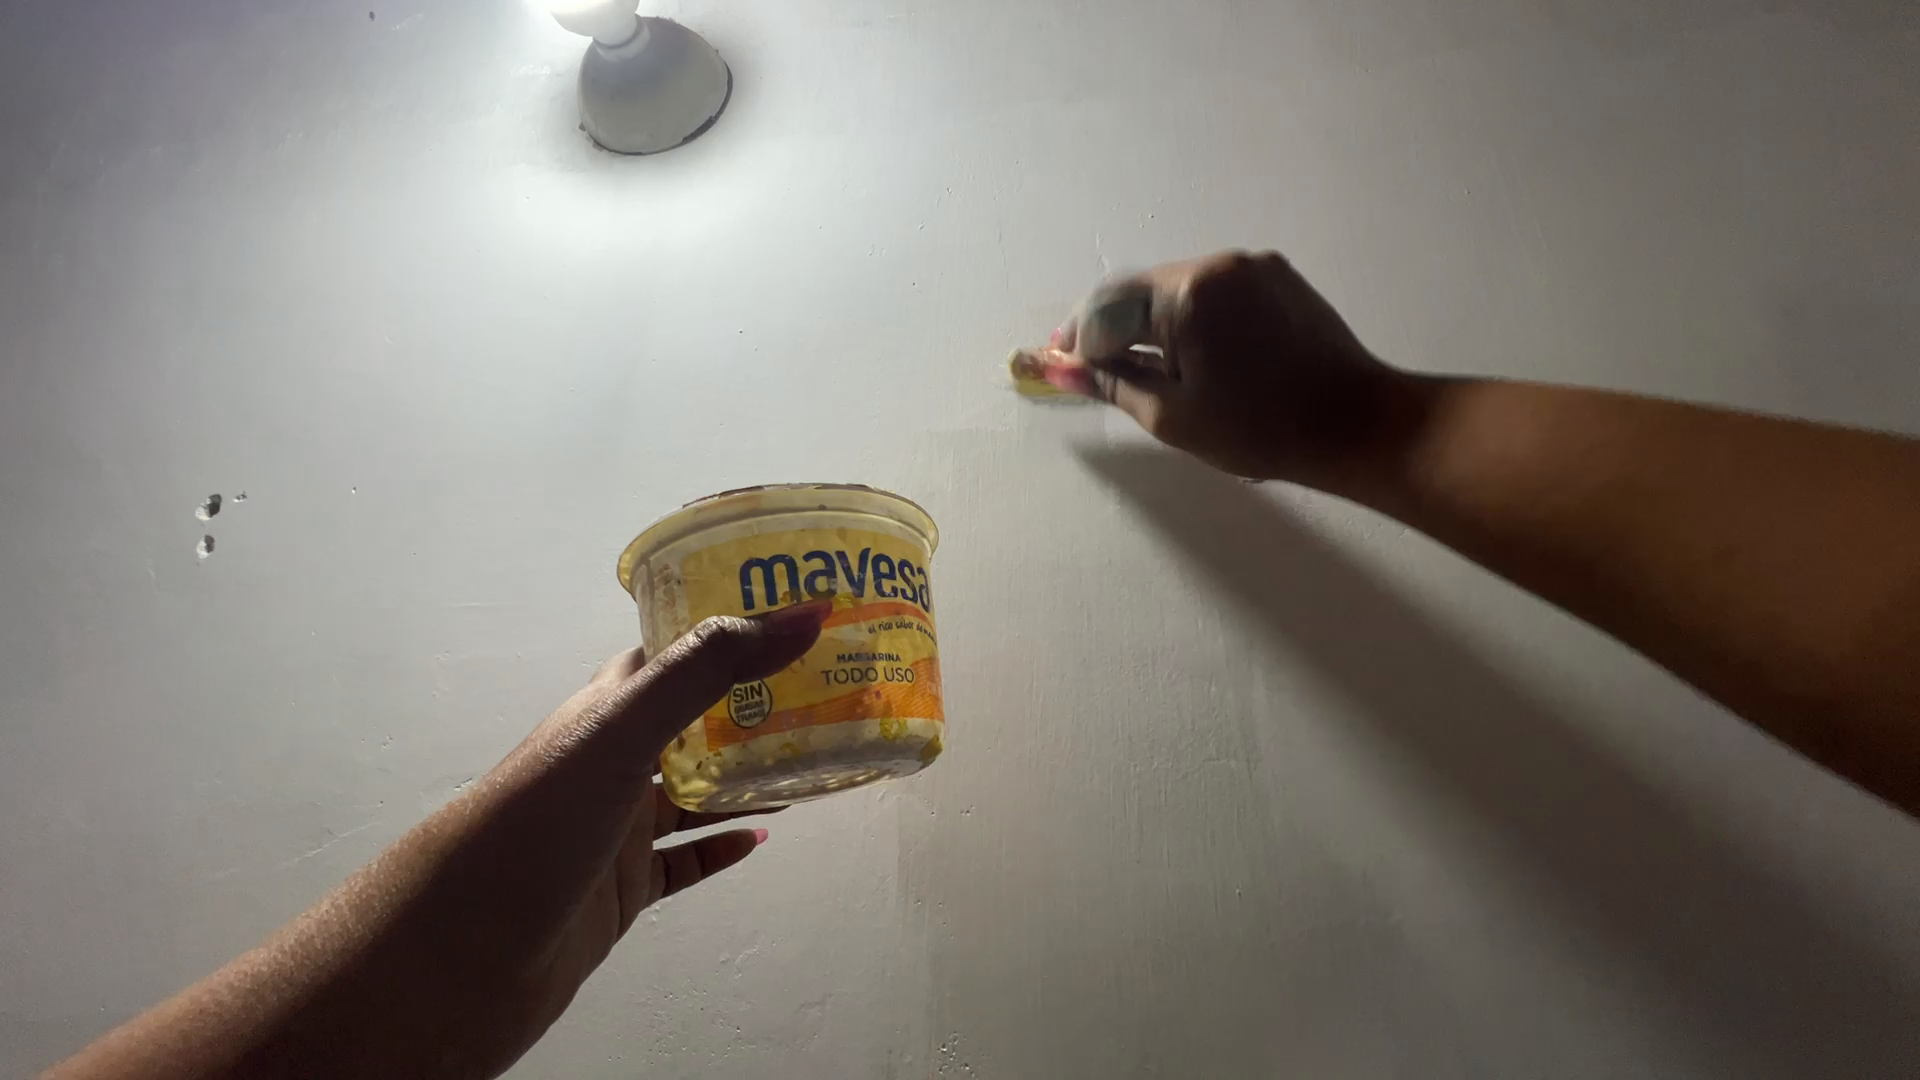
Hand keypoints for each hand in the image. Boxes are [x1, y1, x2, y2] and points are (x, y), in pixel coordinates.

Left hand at [45, 603, 834, 1079]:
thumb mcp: (624, 728)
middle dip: (761, 699)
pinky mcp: (625, 884)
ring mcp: (621, 821)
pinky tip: (764, 837)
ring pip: (703, 786)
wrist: (448, 966)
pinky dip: (726, 844)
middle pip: (703, 715)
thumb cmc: (534, 822)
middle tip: (829, 686)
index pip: (682, 646)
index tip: (799, 615)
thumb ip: (711, 670)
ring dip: (754, 772)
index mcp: (613, 703)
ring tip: (817, 754)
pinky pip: (689, 856)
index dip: (737, 625)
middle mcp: (619, 754)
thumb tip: (807, 616)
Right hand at [1048, 250, 1420, 485]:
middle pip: (1140, 290)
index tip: (1058, 363)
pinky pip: (1210, 292)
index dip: (1078, 337)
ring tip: (1131, 362)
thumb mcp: (1170, 414)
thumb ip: (1112, 382)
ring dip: (1145, 322)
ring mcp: (1251, 266)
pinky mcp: (1275, 277)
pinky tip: (1179, 350)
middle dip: (1109, 327)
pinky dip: (1183, 318)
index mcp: (1188, 294)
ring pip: (1174, 289)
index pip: (1109, 306)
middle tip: (1085, 363)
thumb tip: (1061, 369)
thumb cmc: (1255, 429)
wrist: (1354, 424)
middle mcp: (1218, 264)